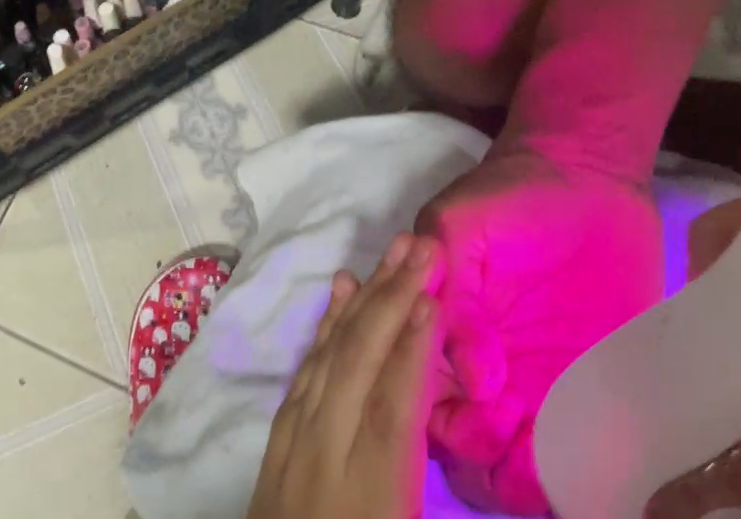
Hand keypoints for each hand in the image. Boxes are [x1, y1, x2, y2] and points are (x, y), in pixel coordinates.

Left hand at [247, 234, 443, 518]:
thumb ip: (426, 476)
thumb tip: (461, 428)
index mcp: (369, 493)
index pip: (393, 410)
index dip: (415, 351)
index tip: (435, 298)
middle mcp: (325, 454)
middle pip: (359, 365)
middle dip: (393, 300)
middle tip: (420, 246)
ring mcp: (295, 438)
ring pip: (330, 355)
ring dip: (363, 299)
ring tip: (390, 254)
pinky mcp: (279, 436)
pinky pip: (305, 370)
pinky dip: (326, 326)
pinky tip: (341, 294)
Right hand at [413, 147, 661, 513]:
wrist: (586, 175)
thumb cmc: (508, 195)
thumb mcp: (460, 227)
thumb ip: (454, 295)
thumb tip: (469, 377)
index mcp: (444, 335)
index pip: (422, 401)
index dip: (438, 424)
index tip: (466, 420)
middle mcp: (487, 371)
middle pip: (470, 446)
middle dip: (482, 463)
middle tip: (509, 443)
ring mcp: (543, 381)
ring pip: (524, 460)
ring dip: (529, 479)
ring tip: (551, 463)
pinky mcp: (599, 384)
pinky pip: (589, 445)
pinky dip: (586, 471)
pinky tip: (594, 467)